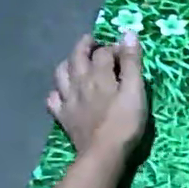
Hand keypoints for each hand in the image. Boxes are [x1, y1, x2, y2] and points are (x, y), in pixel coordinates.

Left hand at [47, 33, 145, 161]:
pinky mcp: (63, 116)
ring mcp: (68, 99)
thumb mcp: (135, 91)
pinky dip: (57, 91)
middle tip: (92, 42)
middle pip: (77, 56)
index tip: (125, 51)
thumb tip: (129, 33)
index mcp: (98, 74)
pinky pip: (53, 99)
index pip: (103, 52)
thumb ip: (132, 63)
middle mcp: (79, 82)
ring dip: (68, 63)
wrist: (103, 154)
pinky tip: (63, 92)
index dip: (114, 47)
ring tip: (75, 62)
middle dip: (85, 45)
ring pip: (61, 73)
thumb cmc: (125, 123)